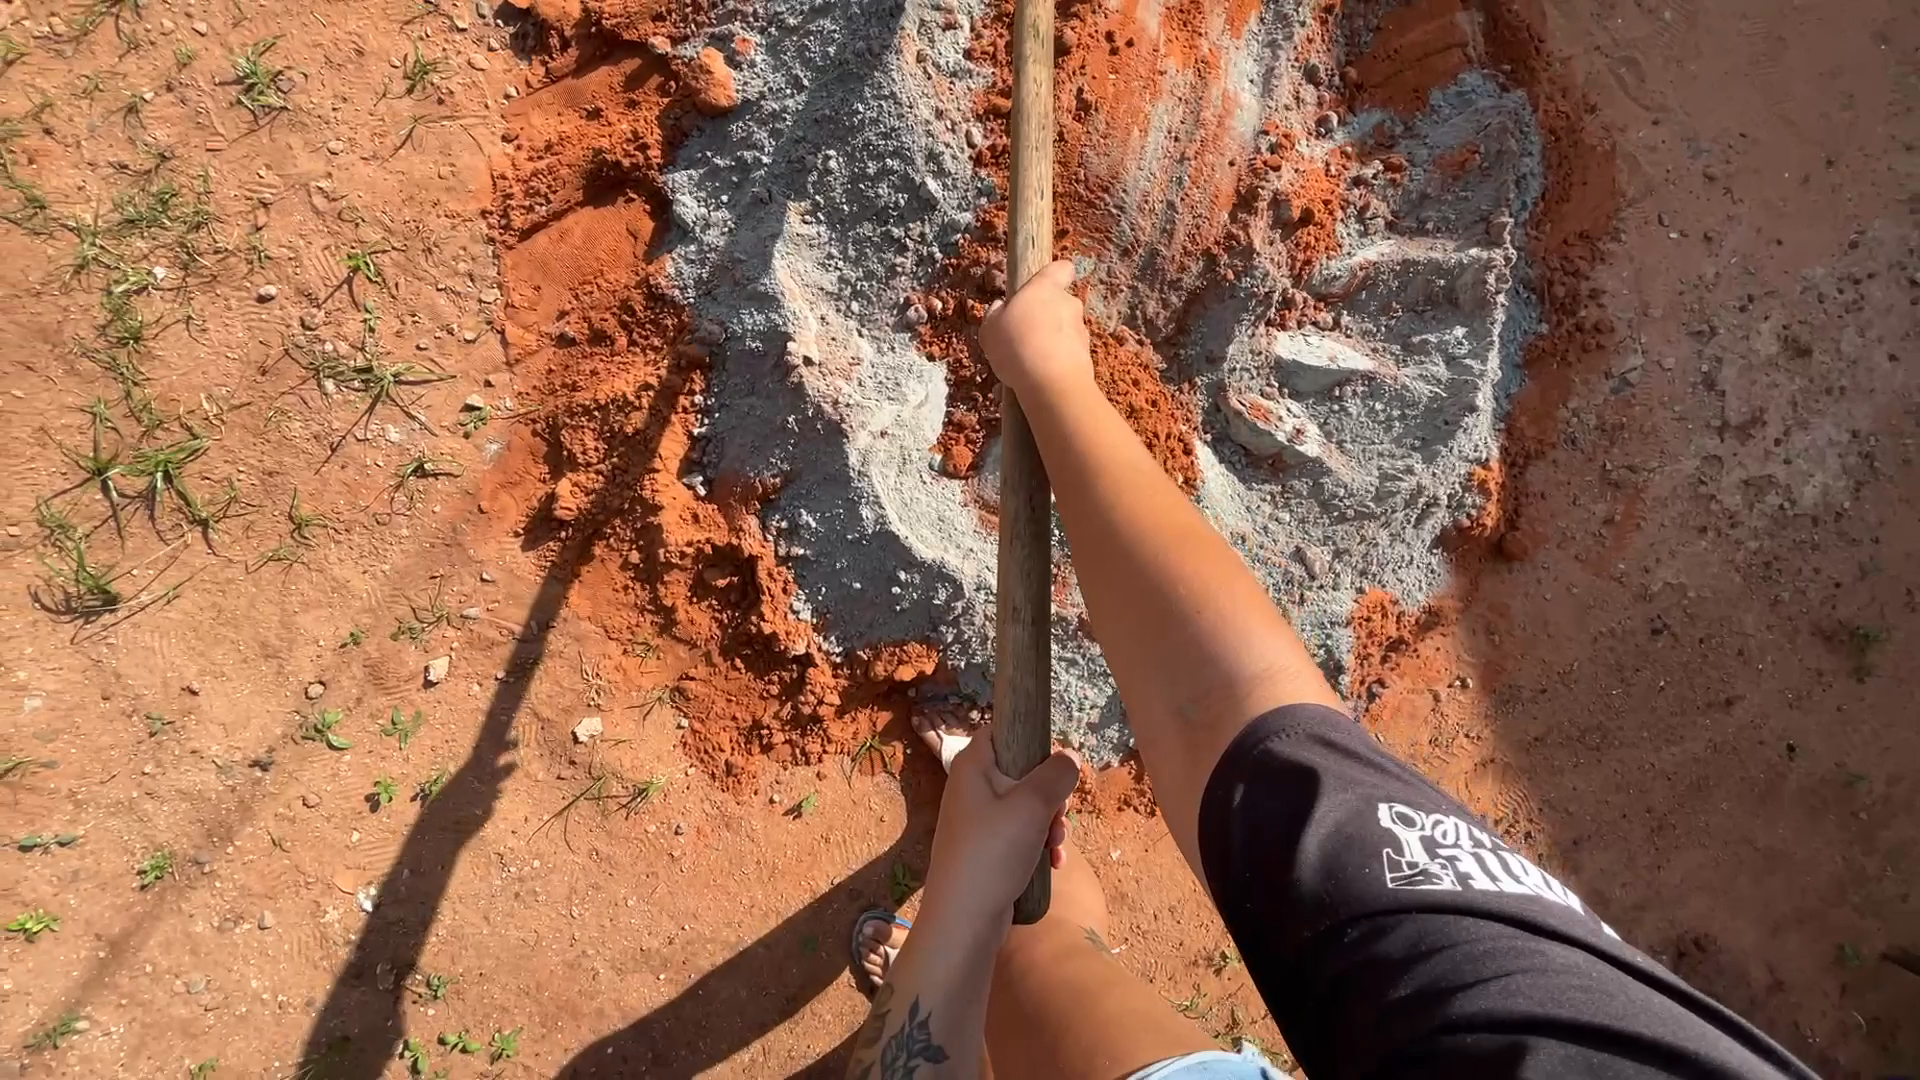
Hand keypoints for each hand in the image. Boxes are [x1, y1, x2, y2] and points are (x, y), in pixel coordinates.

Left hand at [921, 734, 1082, 926]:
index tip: (1057, 764)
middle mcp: (972, 786)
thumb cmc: (993, 851)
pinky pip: (1020, 833)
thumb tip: (1070, 756)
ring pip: (1026, 805)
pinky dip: (1038, 843)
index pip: (1003, 730)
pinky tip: (1052, 864)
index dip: (1033, 739)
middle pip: (1023, 770)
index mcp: (973, 765)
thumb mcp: (1033, 805)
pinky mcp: (986, 848)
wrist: (963, 921)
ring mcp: (978, 819)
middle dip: (1051, 793)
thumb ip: (1057, 773)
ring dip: (1050, 822)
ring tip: (1056, 846)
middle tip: (1059, 814)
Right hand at [979, 259, 1093, 403]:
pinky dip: (1056, 364)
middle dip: (1046, 317)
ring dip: (1051, 343)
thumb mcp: (990, 329)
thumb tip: (1000, 307)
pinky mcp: (1086, 357)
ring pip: (1065, 332)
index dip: (1054, 275)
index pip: (1061, 268)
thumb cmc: (1016, 346)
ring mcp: (1081, 331)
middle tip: (1024, 336)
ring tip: (1029, 364)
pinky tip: (1039, 381)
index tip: (1041, 287)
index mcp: (1046, 288)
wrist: (1050, 383)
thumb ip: (995, 315)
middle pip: (1060, 303)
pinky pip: (1067, 356)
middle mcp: (1069, 304)